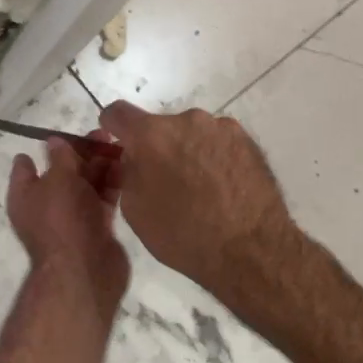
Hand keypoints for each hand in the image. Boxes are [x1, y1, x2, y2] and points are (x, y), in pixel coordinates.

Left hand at [6, 133, 130, 312]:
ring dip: (101, 167)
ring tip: (123, 145)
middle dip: (81, 153)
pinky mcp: (95, 228)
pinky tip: (129, 167)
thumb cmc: (62, 220)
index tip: (65, 133)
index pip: (26, 166)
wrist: (84, 271)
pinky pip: (102, 200)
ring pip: (85, 185)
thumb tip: (53, 141)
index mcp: (25, 195)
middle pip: (62, 172)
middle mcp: (45, 206)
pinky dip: (112, 185)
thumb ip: (60, 158)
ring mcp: (71, 218)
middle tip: (105, 134)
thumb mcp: (58, 180)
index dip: (43, 148)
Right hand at [99, 101, 303, 301]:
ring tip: (198, 188)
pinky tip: (220, 187)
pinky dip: (212, 158)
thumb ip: (127, 172)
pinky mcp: (249, 141)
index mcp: (151, 135)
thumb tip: (134, 157)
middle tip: (162, 179)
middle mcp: (187, 120)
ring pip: (190, 134)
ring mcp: (222, 128)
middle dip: (155, 146)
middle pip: (158, 126)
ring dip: (186, 151)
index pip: (117, 112)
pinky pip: (217, 143)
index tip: (117, 144)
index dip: (112, 127)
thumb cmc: (182, 234)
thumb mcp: (134, 208)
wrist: (251, 250)